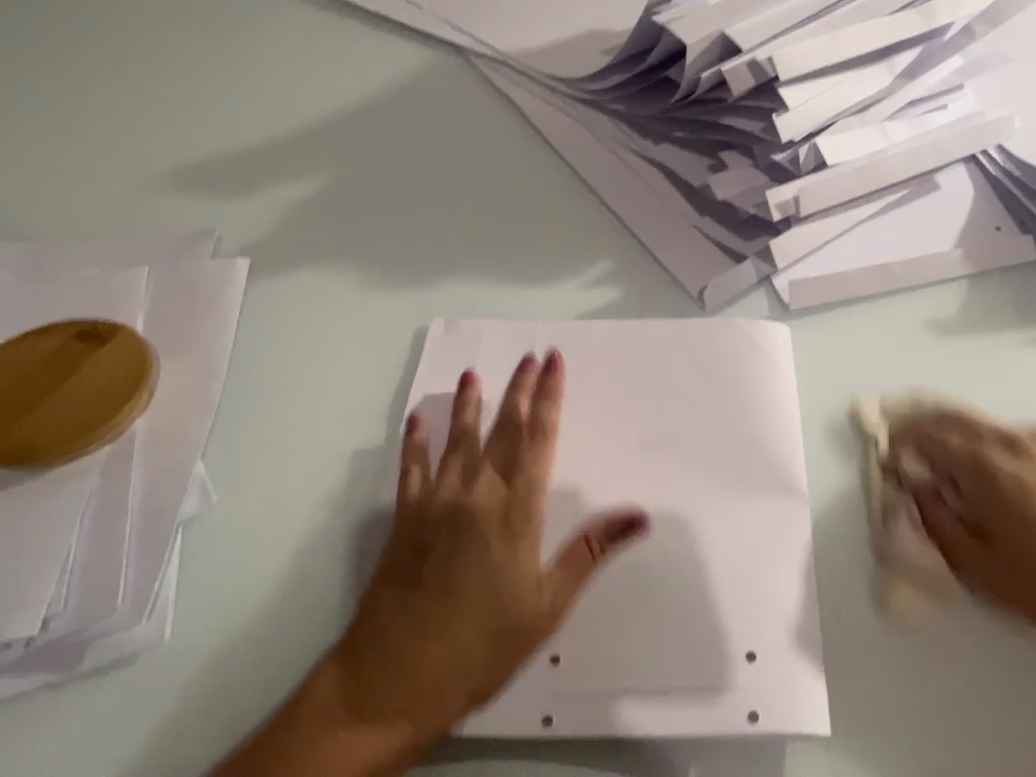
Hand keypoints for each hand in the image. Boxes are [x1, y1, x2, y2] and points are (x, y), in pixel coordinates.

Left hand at [327, 350, 649, 738]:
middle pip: (502, 430)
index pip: (538, 440)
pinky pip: (412, 469)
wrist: (395, 678)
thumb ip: (590, 552)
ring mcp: (436, 504)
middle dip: (518, 390)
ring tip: (475, 374)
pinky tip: (418, 419)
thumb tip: (639, 515)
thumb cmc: (483, 646)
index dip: (548, 398)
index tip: (553, 363)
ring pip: (457, 440)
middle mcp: (477, 495)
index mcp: (517, 512)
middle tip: (529, 357)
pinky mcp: (405, 520)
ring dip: (468, 405)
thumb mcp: (548, 606)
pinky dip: (416, 441)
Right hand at [890, 401, 1035, 653]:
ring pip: (982, 425)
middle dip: (922, 427)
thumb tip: (915, 485)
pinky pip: (1011, 436)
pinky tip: (994, 477)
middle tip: (904, 448)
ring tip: (946, 467)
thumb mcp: (976, 565)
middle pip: (952, 416)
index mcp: (985, 464)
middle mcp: (1011, 438)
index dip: (901, 441)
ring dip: (956, 436)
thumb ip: (936, 517)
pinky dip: (988, 445)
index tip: (889, 458)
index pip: (926, 433)